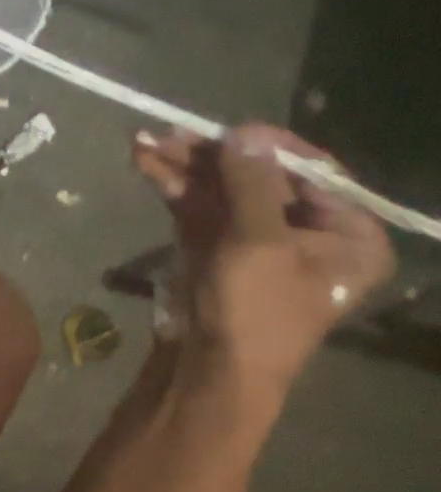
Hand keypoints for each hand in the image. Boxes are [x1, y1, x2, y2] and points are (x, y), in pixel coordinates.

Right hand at [134, 124, 395, 388]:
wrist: (212, 361)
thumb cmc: (257, 308)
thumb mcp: (260, 243)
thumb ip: (254, 184)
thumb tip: (246, 133)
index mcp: (346, 236)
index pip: (314, 175)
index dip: (270, 149)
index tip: (230, 131)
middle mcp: (306, 230)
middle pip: (257, 176)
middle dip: (211, 155)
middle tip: (170, 133)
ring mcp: (254, 236)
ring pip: (219, 185)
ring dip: (182, 163)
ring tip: (145, 142)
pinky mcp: (212, 242)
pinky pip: (195, 202)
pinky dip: (170, 182)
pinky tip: (144, 162)